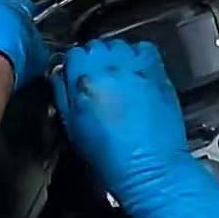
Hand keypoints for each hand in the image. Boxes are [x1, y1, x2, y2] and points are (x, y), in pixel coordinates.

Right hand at [54, 38, 218, 217]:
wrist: (152, 172)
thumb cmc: (111, 155)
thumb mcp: (72, 125)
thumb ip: (61, 93)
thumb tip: (59, 72)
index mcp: (85, 80)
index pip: (72, 54)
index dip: (73, 66)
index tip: (76, 76)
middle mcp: (111, 68)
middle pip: (96, 46)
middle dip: (94, 60)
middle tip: (97, 80)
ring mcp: (137, 69)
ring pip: (119, 45)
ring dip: (115, 57)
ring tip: (116, 76)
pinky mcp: (159, 75)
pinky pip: (144, 50)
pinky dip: (138, 57)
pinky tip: (135, 73)